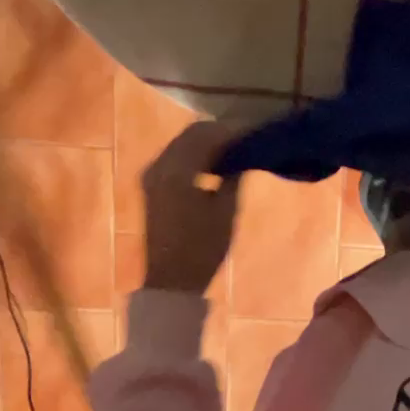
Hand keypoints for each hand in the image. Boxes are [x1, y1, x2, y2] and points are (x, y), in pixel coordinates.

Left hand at [141, 122, 240, 294]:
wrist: (172, 281)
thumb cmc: (204, 248)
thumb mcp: (227, 210)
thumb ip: (234, 174)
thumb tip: (245, 153)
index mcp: (177, 171)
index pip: (207, 134)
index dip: (234, 130)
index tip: (258, 131)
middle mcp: (159, 165)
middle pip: (192, 133)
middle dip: (221, 131)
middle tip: (249, 136)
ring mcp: (151, 174)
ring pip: (183, 142)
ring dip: (208, 141)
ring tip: (237, 147)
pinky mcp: (151, 184)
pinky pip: (176, 156)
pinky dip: (196, 153)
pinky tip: (217, 163)